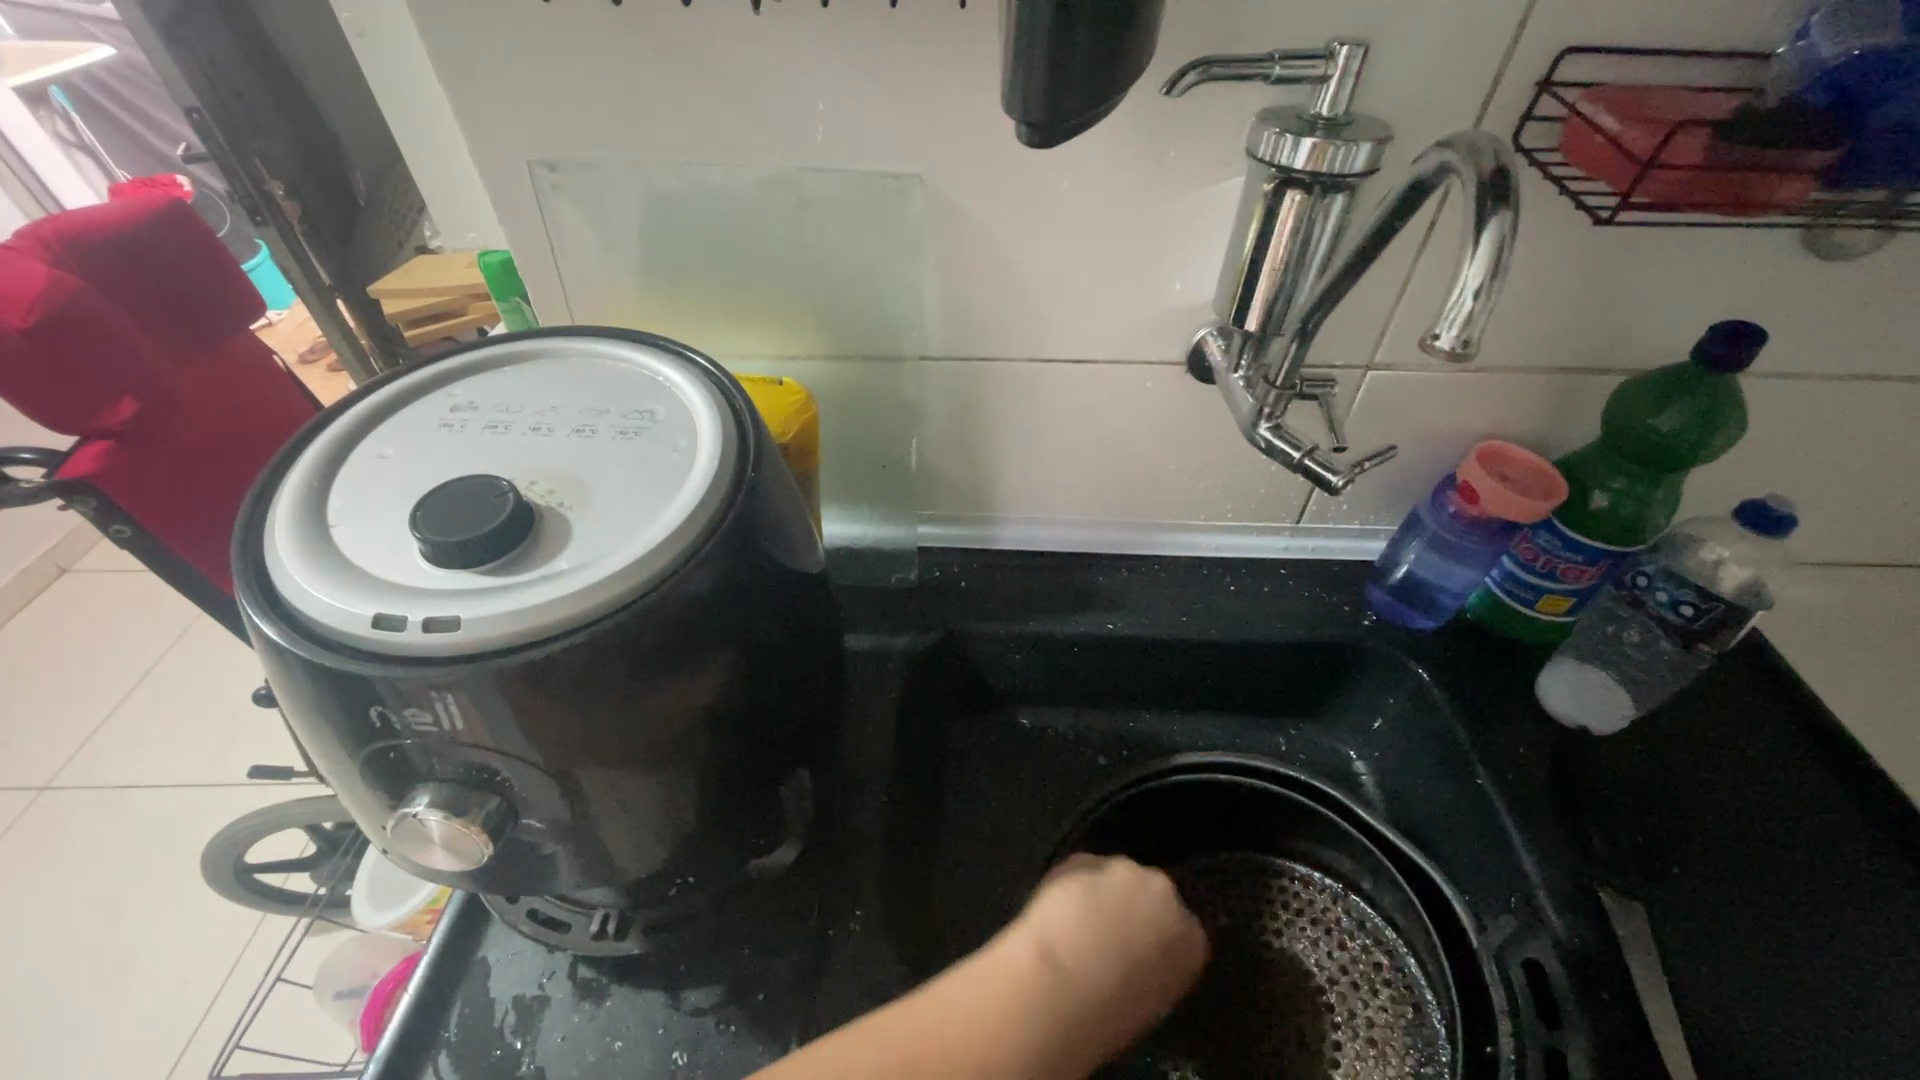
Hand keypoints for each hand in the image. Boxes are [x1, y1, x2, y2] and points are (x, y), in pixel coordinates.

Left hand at [997, 854, 1209, 1069]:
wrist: (1067, 987)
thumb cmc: (1111, 1015)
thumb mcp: (1151, 1001)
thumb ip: (1154, 970)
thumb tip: (1134, 964)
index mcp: (1192, 941)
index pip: (1179, 931)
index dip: (1151, 938)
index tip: (1132, 952)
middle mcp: (1167, 896)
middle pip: (1149, 894)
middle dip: (1128, 908)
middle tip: (1100, 936)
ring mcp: (1127, 871)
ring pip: (1112, 876)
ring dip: (1098, 893)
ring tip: (1073, 925)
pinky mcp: (1087, 859)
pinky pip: (1079, 870)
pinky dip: (1067, 886)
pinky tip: (1053, 913)